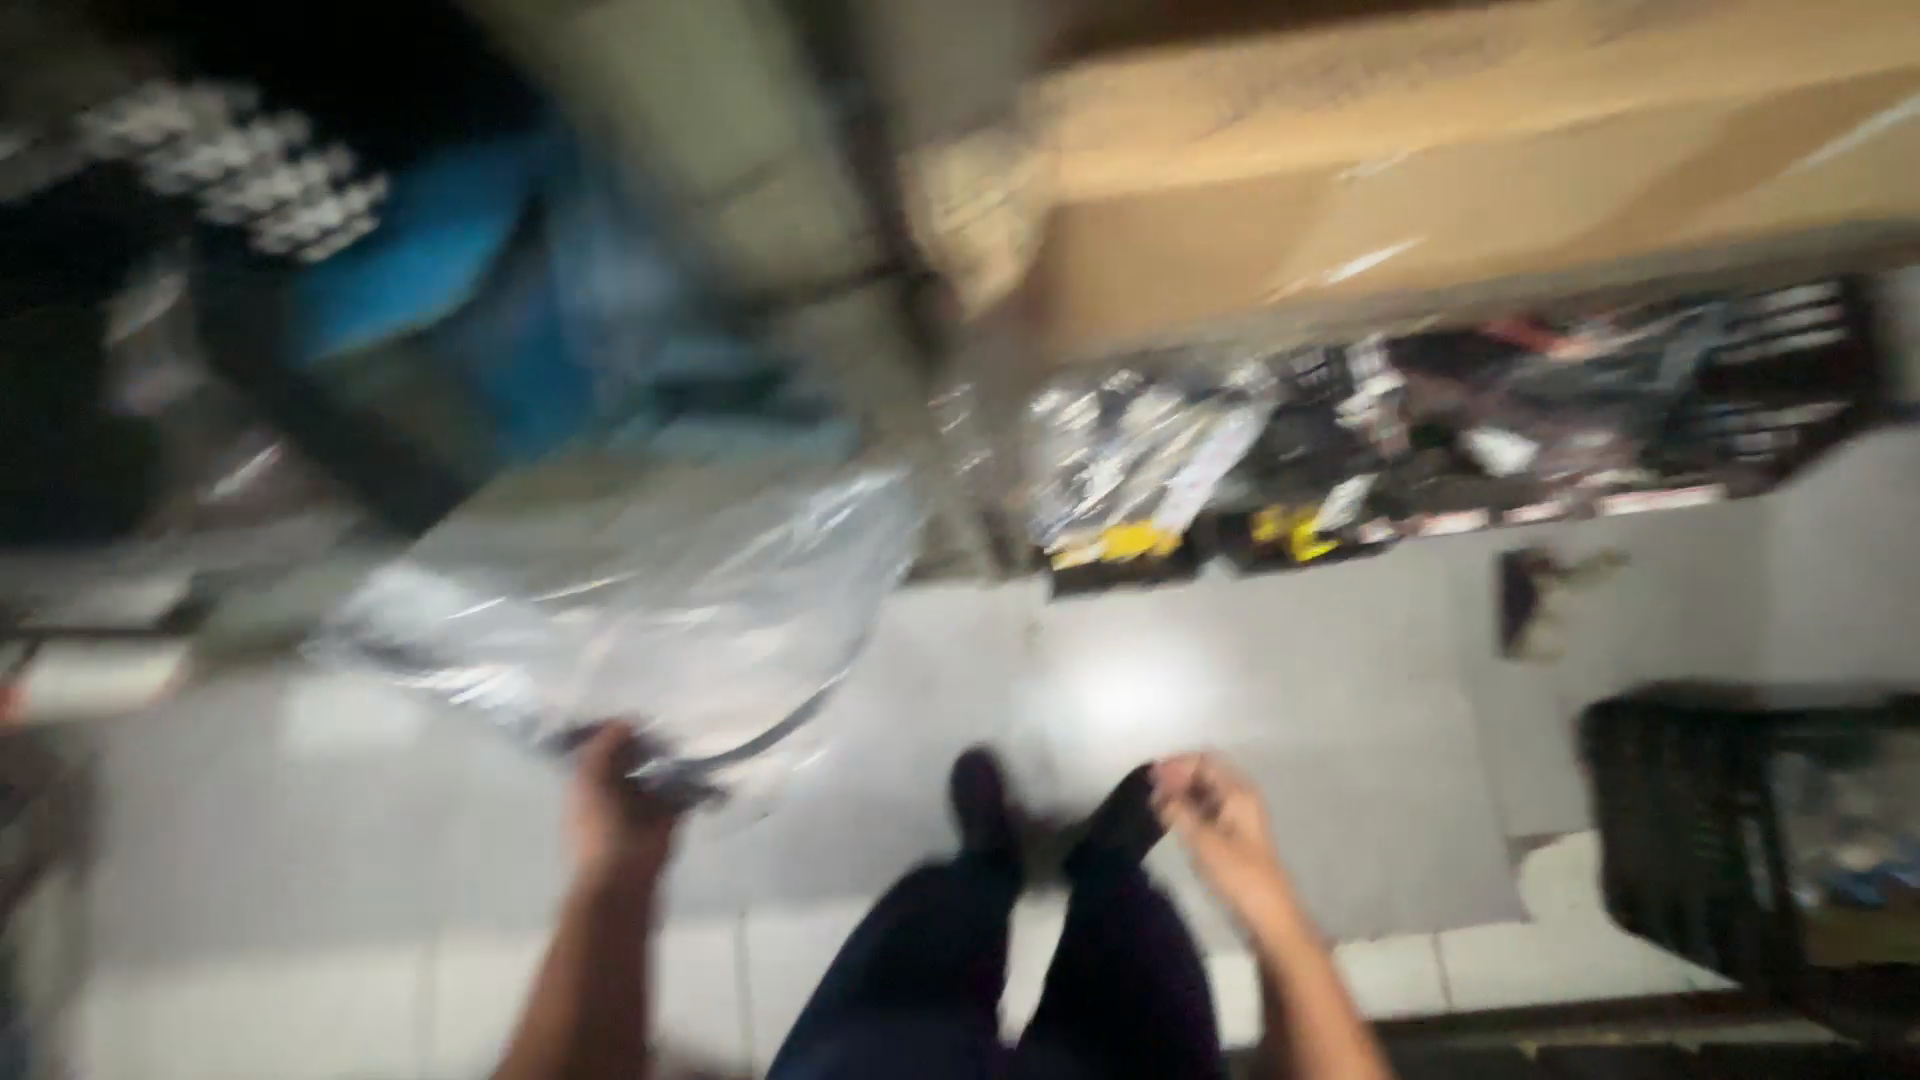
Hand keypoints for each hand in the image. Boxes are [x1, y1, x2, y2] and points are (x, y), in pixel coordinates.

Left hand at [568, 722, 680, 887]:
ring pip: (658, 773)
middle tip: (669, 720)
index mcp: (589, 785)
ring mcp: (643, 805)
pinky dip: (691, 778)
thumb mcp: (588, 780)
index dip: (617, 732)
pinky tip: (700, 759)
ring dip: (671, 758)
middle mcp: (615, 792)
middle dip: (648, 742)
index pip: (603, 750)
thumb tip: (626, 720)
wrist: (623, 876)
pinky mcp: (669, 816)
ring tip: (687, 735)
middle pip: (633, 759)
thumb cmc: (599, 827)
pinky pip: (681, 790)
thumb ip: (603, 747)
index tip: (639, 710)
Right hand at [1153, 753, 1290, 924]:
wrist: (1269, 916)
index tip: (1151, 778)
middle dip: (1177, 776)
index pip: (1203, 761)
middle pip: (1205, 772)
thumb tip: (1157, 791)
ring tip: (1156, 803)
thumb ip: (1177, 810)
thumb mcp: (1202, 840)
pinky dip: (1189, 808)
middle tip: (1150, 789)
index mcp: (1238, 792)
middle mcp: (1240, 797)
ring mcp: (1238, 816)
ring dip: (1181, 792)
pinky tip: (1172, 818)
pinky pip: (1207, 809)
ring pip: (1205, 791)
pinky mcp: (1233, 834)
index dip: (1175, 764)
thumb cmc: (1237, 874)